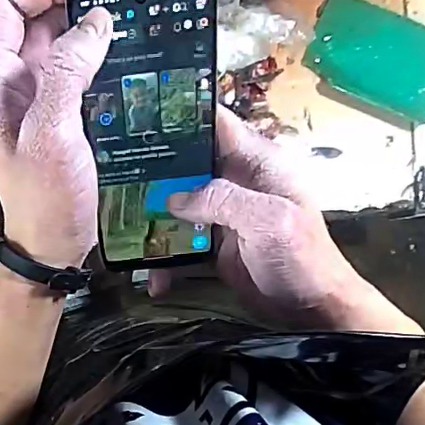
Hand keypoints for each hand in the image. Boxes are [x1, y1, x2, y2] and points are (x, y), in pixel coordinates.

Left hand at [0, 0, 112, 266]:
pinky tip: (119, 61)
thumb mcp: (53, 132)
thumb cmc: (45, 197)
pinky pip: (72, 72)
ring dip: (84, 28)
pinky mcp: (55, 116)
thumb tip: (95, 23)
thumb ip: (68, 72)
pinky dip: (94, 58)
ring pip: (55, 42)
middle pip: (31, 17)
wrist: (50, 244)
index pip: (5, 1)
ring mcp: (33, 100)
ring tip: (122, 26)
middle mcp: (9, 82)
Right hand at [149, 110, 418, 332]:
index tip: (140, 115)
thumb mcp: (269, 220)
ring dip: (153, 221)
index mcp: (256, 162)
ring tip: (123, 232)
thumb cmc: (302, 259)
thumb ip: (224, 200)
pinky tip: (154, 279)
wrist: (312, 310)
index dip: (182, 114)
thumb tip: (175, 198)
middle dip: (152, 171)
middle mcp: (237, 183)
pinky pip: (183, 245)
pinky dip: (167, 261)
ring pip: (178, 206)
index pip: (217, 124)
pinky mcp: (216, 247)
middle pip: (187, 165)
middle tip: (112, 177)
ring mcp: (224, 216)